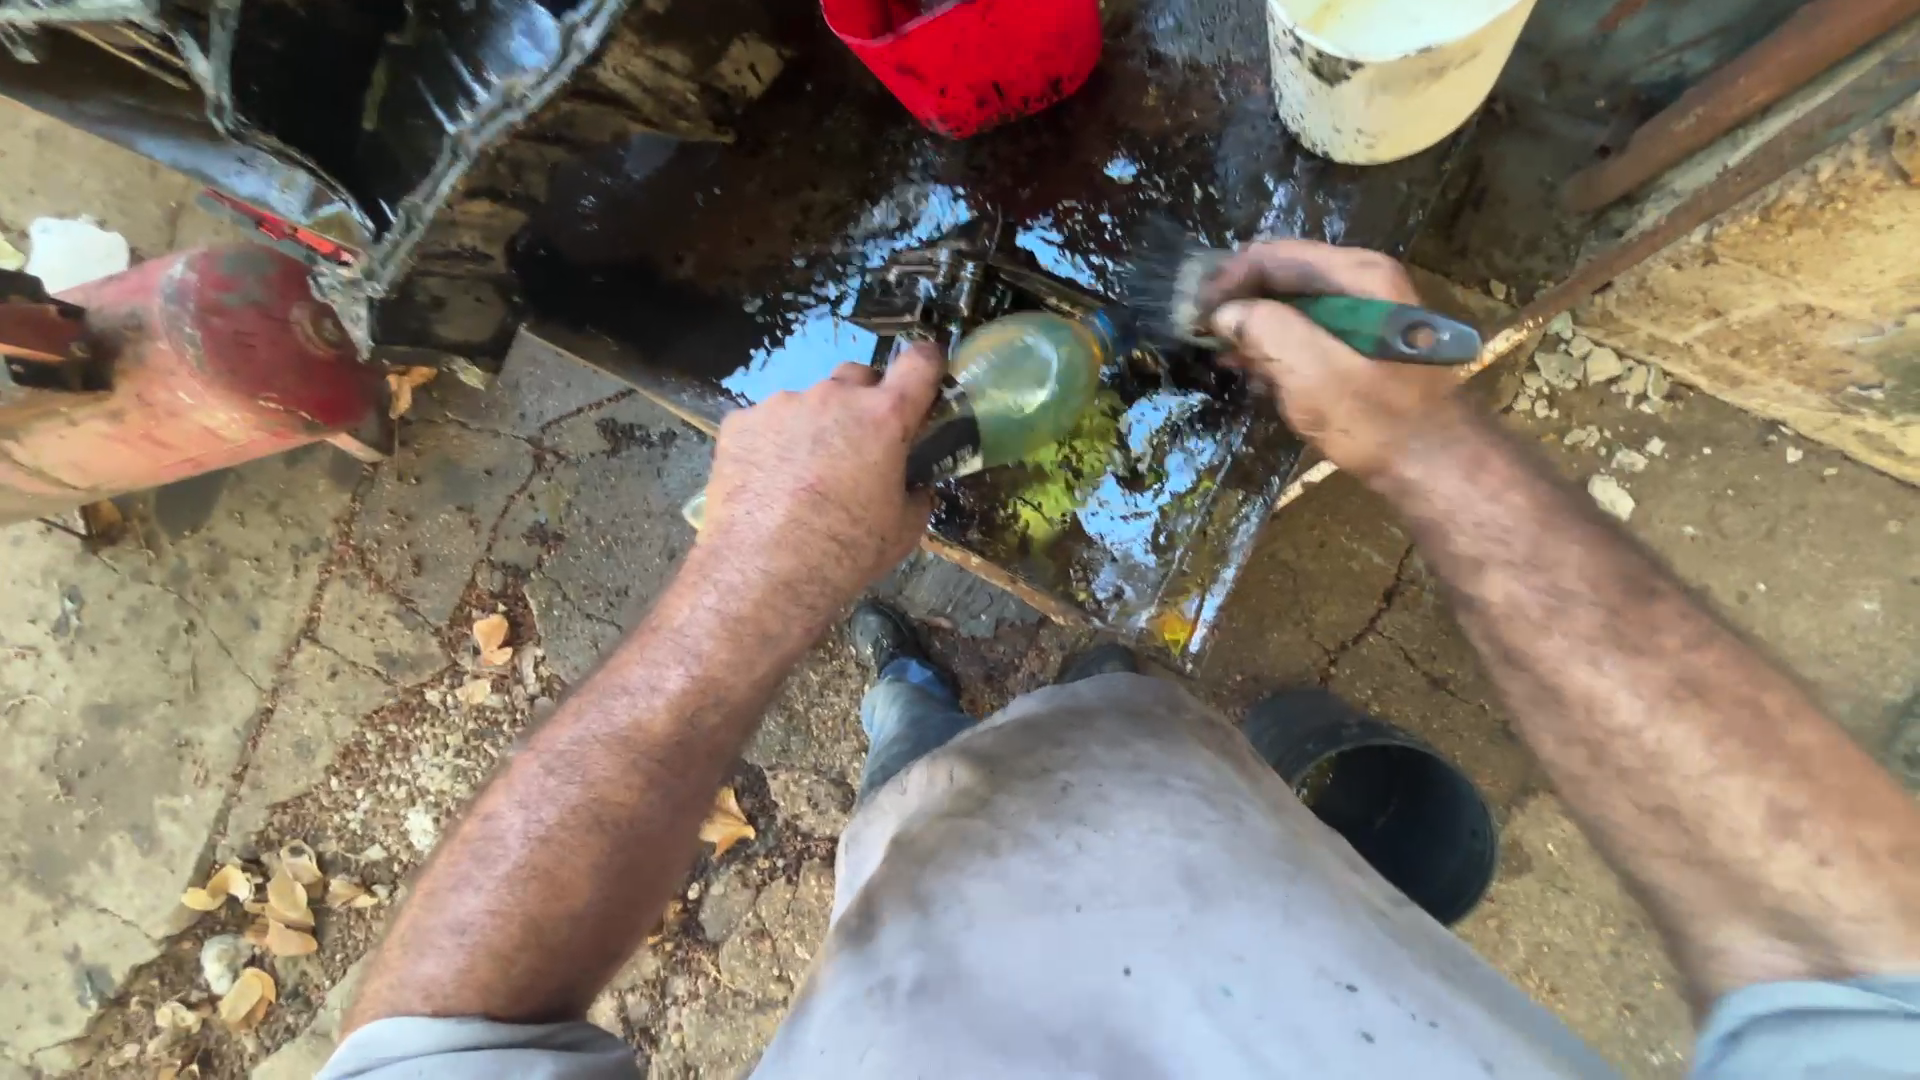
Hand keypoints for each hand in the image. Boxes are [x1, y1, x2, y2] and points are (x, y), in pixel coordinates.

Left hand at [697, 343, 943, 613]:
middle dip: (864, 400)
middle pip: (858, 376)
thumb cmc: (847, 552)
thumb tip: (916, 485)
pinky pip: (767, 423)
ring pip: (808, 401)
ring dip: (815, 425)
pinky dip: (773, 443)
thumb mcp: (904, 530)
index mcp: (884, 418)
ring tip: (803, 475)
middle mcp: (834, 398)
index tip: (927, 368)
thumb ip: (916, 493)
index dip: (928, 362)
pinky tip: (768, 483)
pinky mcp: (741, 422)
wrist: (765, 572)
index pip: (919, 365)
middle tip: (859, 443)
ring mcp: (782, 405)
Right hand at [1203, 241, 1464, 480]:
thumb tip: (1225, 314)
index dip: (1227, 282)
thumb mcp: (1315, 374)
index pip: (1273, 256)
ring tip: (1216, 355)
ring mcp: (1362, 314)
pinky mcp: (1357, 345)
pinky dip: (1272, 347)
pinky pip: (1303, 332)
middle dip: (1236, 303)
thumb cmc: (1377, 421)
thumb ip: (1267, 332)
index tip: (1194, 316)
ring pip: (1289, 306)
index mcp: (1356, 276)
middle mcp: (1360, 284)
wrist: (1434, 466)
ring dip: (1250, 328)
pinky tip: (1250, 372)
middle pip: (1280, 277)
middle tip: (1198, 336)